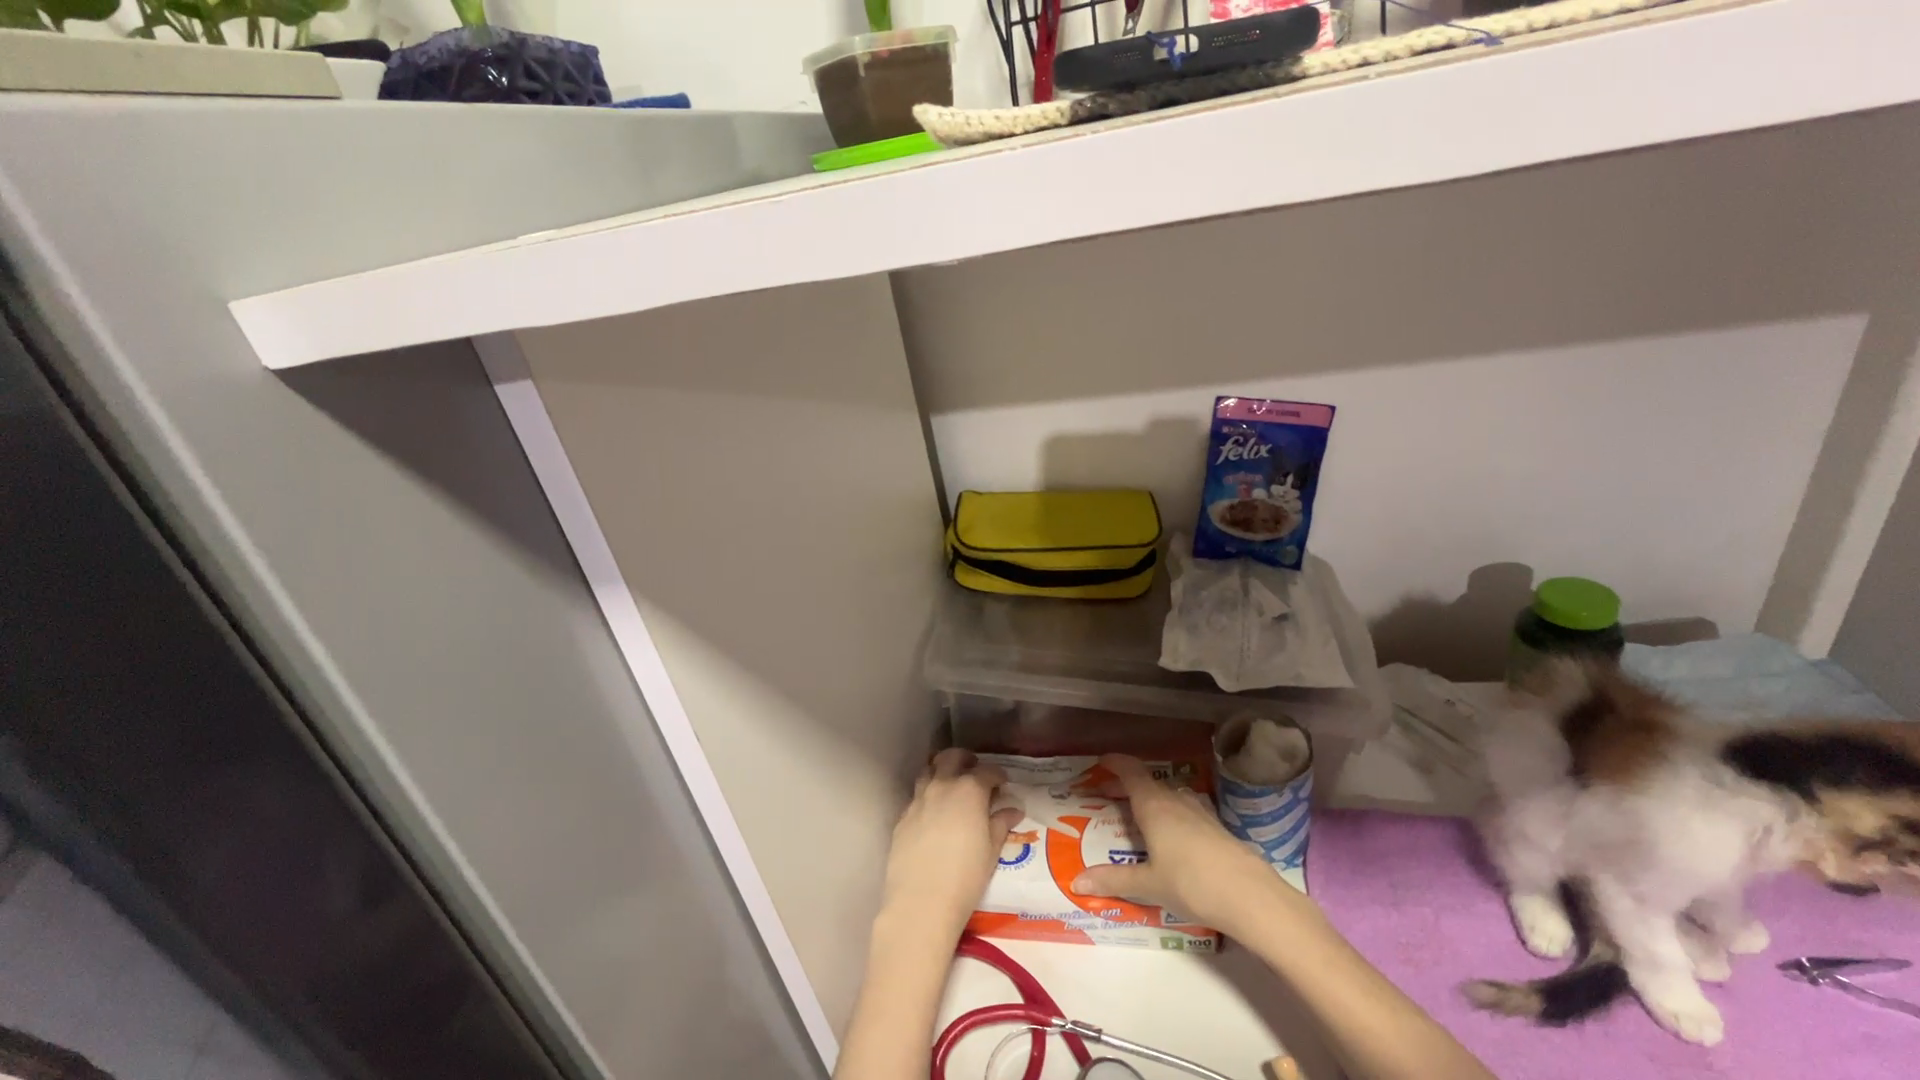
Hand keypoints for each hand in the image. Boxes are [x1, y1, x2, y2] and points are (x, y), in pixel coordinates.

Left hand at [879, 748, 1024, 941]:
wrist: (921, 900)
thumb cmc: (966, 876)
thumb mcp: (991, 850)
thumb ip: (1001, 824)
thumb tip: (1013, 810)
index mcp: (969, 791)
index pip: (987, 772)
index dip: (997, 775)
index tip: (1003, 782)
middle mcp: (941, 787)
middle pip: (950, 758)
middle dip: (964, 759)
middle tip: (974, 768)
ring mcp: (918, 800)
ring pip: (928, 772)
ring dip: (941, 772)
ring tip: (951, 785)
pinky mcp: (902, 818)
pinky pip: (916, 796)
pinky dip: (927, 796)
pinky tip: (933, 813)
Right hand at [1069, 754, 1286, 932]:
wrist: (1251, 897)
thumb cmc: (1192, 883)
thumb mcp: (1148, 884)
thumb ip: (1113, 880)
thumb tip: (1077, 882)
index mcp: (1155, 806)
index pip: (1131, 772)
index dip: (1115, 763)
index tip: (1100, 762)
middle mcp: (1177, 802)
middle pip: (1148, 784)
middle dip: (1127, 786)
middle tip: (1107, 797)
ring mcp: (1201, 814)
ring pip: (1169, 797)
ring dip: (1151, 800)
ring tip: (1137, 817)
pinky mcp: (1218, 829)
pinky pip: (1186, 812)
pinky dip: (1170, 815)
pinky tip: (1170, 838)